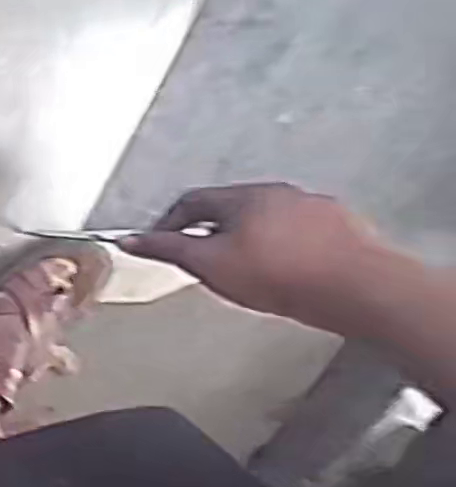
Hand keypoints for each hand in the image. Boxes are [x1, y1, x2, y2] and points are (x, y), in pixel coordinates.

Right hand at [118, 183, 410, 335]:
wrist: (358, 292)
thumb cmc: (278, 273)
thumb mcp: (203, 262)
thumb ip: (163, 247)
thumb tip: (129, 240)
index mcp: (248, 196)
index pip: (190, 201)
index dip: (166, 224)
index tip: (159, 245)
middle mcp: (285, 195)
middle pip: (227, 209)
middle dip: (205, 233)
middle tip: (197, 261)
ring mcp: (319, 210)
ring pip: (261, 221)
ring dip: (241, 240)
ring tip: (236, 269)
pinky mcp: (343, 230)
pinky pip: (294, 233)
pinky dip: (275, 247)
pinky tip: (273, 270)